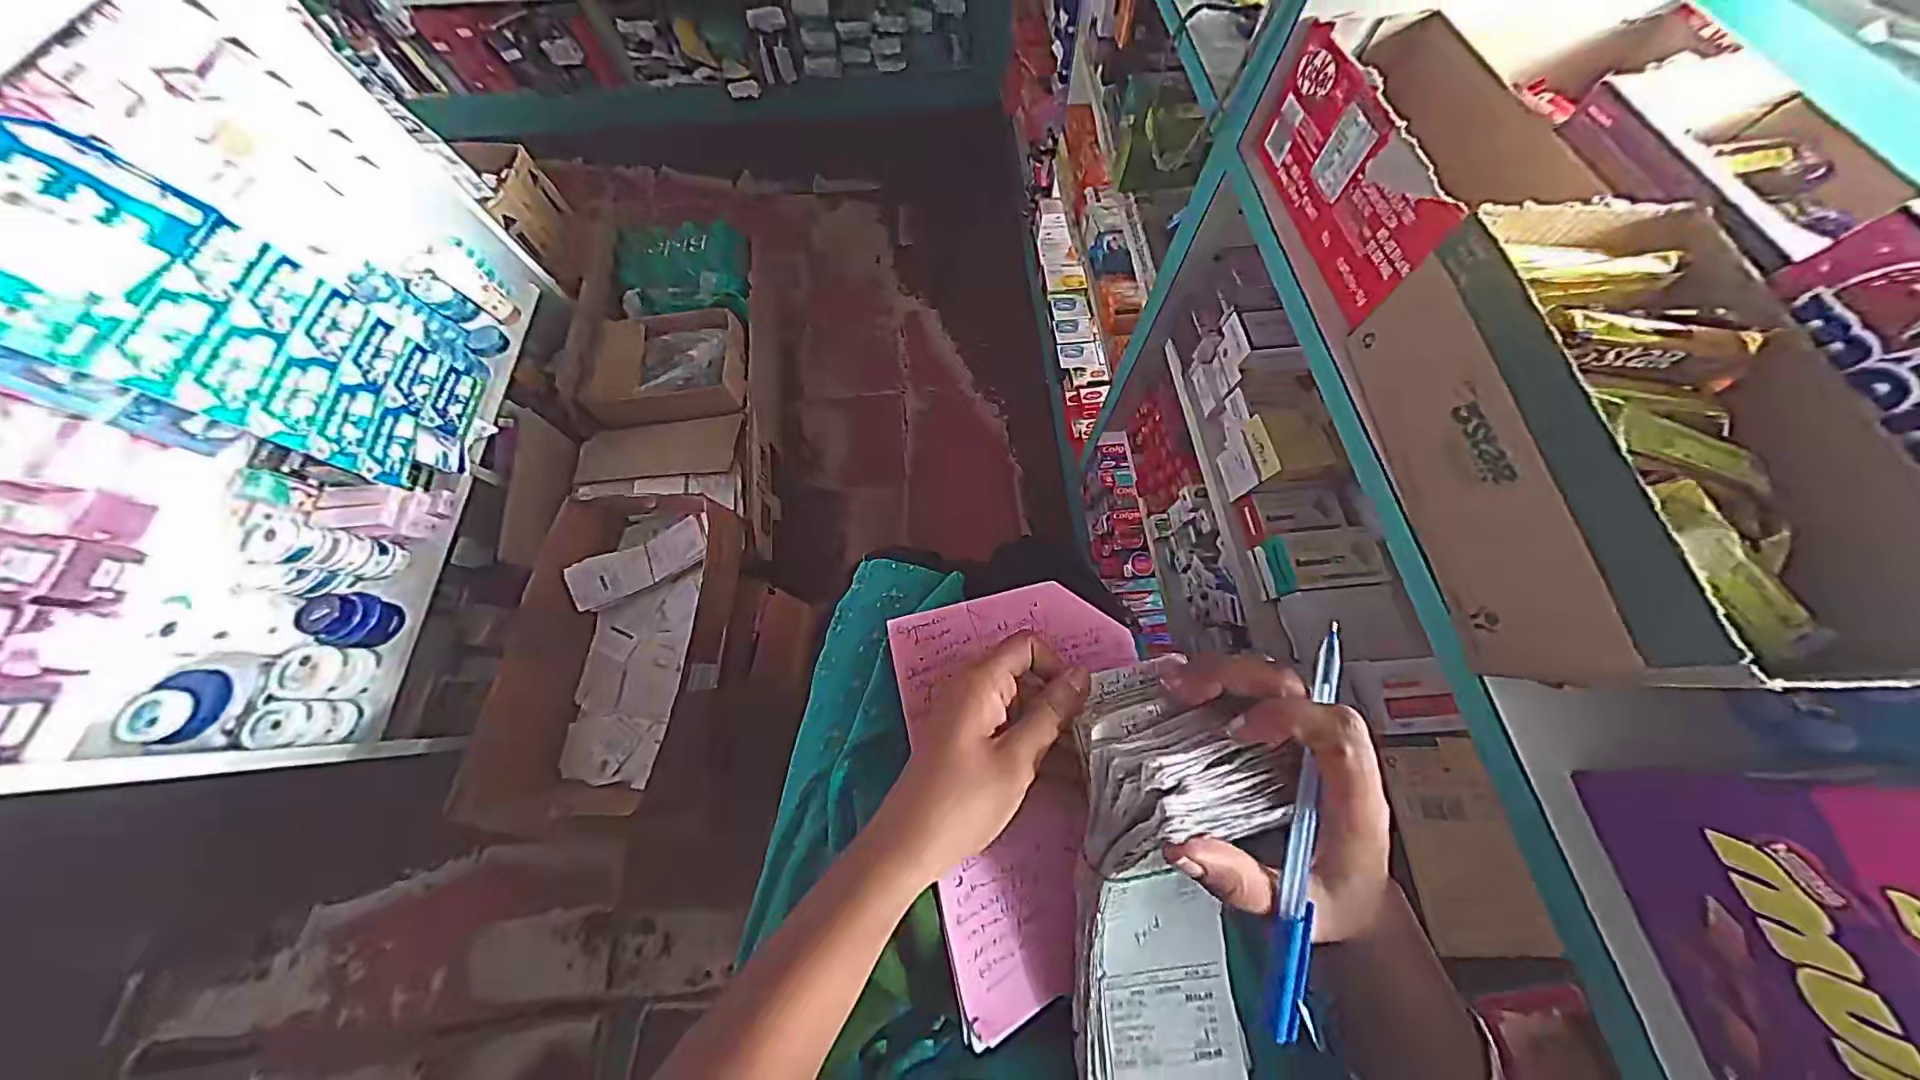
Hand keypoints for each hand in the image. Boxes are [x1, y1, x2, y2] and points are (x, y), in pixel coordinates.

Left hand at [869, 631, 1090, 882]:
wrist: (908, 844)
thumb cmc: (962, 802)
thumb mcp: (1018, 758)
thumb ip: (1051, 713)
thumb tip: (1080, 676)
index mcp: (980, 681)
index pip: (1028, 645)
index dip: (1057, 667)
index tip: (1077, 704)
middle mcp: (970, 687)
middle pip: (1025, 674)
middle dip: (1057, 701)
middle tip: (1083, 739)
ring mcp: (967, 713)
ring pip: (1019, 704)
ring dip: (1047, 727)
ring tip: (1078, 765)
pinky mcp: (966, 738)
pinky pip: (1005, 726)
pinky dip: (1029, 742)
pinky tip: (1055, 775)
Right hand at [1159, 654, 1391, 942]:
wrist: (1352, 903)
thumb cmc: (1332, 905)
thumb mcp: (1291, 907)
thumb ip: (1240, 882)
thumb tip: (1180, 848)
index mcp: (1352, 793)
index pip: (1336, 729)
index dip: (1288, 717)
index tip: (1237, 733)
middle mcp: (1327, 753)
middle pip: (1295, 688)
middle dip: (1238, 678)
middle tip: (1185, 688)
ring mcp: (1301, 740)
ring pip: (1271, 681)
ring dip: (1221, 673)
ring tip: (1174, 682)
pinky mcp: (1277, 738)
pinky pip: (1250, 695)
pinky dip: (1215, 683)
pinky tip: (1179, 685)